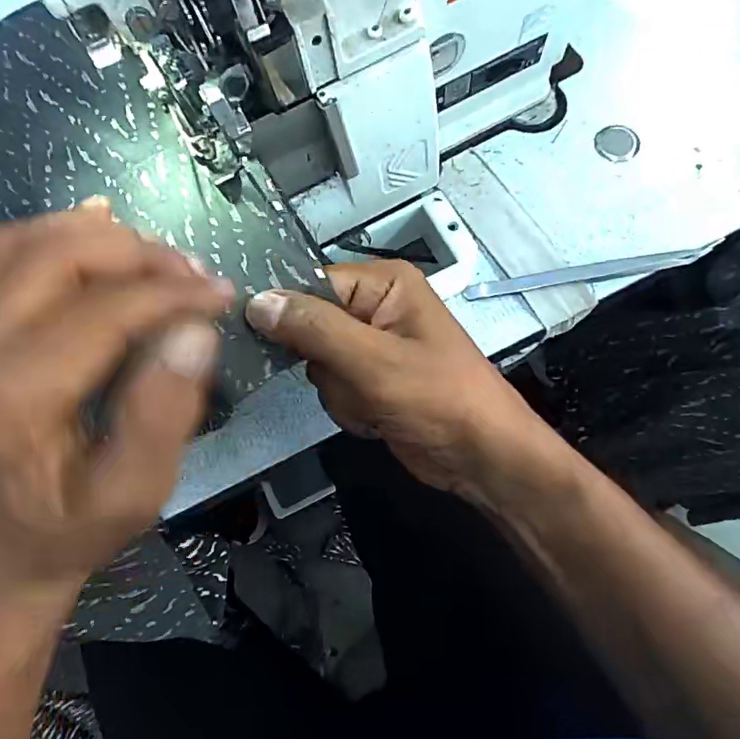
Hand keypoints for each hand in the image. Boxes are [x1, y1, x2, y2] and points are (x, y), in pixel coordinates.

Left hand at [0, 199, 232, 612]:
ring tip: (162, 261)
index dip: (171, 292)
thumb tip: (196, 329)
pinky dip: (58, 234)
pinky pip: (1, 256)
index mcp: (12, 400)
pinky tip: (102, 233)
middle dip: (139, 254)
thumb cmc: (79, 527)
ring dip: (100, 238)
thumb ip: (165, 412)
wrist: (4, 551)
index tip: (223, 294)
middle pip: (54, 258)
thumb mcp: (138, 491)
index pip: (100, 310)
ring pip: (22, 243)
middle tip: (196, 274)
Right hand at [245, 261, 563, 502]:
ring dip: (343, 393)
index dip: (292, 314)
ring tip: (378, 402)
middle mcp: (378, 307)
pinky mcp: (374, 382)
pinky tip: (380, 416)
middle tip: (358, 379)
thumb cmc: (439, 398)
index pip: (312, 284)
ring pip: (319, 365)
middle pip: (311, 327)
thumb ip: (314, 329)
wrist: (481, 454)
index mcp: (386, 284)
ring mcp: (376, 348)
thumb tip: (257, 300)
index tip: (267, 339)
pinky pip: (337, 390)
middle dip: (328, 365)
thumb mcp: (374, 360)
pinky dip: (352, 409)